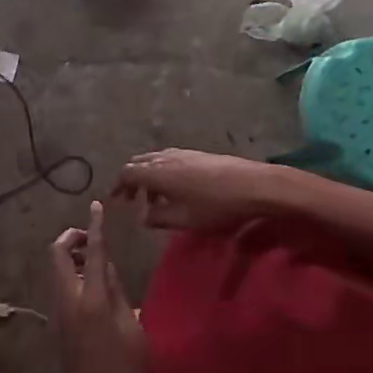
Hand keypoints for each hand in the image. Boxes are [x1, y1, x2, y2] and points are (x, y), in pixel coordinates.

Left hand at [51, 201, 145, 372]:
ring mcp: (60, 315)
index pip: (94, 251)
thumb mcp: (133, 328)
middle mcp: (69, 301)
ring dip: (73, 257)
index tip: (96, 205)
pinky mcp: (60, 328)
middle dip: (73, 238)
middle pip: (59, 254)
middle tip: (92, 235)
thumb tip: (108, 267)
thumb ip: (119, 293)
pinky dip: (74, 275)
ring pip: (58, 271)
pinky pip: (61, 288)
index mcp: (92, 299)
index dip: (95, 225)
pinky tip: (95, 287)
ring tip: (98, 259)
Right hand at [115, 148, 293, 230]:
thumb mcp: (184, 220)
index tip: (118, 200)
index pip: (127, 172)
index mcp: (158, 172)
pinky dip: (164, 173)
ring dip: (149, 177)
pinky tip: (177, 190)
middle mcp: (166, 157)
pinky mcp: (198, 154)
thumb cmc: (216, 206)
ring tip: (156, 199)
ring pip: (155, 160)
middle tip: (133, 199)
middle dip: (132, 179)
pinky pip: (170, 160)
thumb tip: (142, 215)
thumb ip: (158, 217)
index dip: (119, 186)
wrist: (254, 185)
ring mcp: (183, 153)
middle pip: (139, 163)